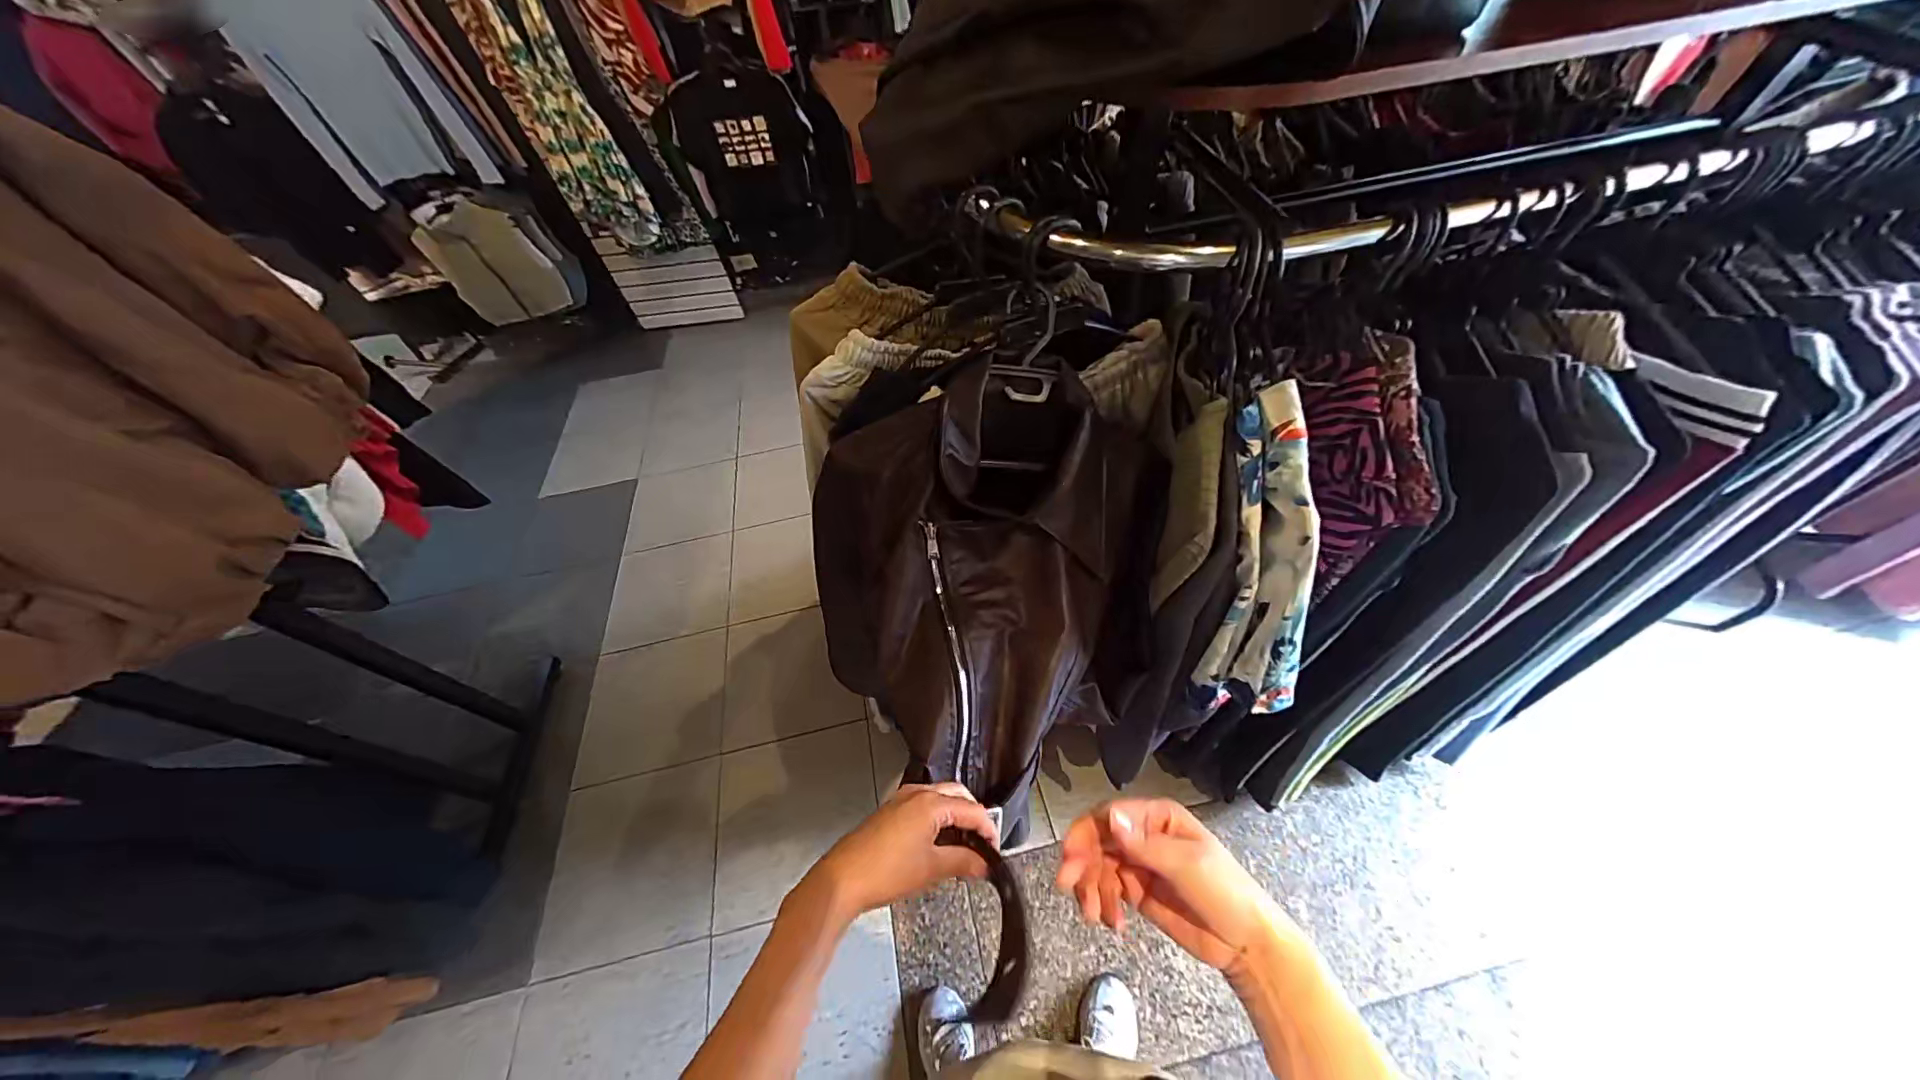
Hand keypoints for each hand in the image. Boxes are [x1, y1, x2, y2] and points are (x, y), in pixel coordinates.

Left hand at [801, 783, 999, 920]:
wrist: (842, 880)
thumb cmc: (882, 871)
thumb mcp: (932, 869)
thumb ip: (964, 862)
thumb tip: (984, 864)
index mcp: (930, 802)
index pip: (973, 809)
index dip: (988, 830)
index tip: (995, 851)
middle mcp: (916, 794)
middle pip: (958, 796)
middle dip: (974, 818)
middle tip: (983, 845)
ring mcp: (901, 800)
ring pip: (940, 799)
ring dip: (956, 818)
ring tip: (963, 848)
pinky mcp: (890, 812)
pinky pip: (923, 807)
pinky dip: (938, 820)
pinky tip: (939, 844)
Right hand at [1056, 799, 1299, 982]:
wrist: (1246, 944)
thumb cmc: (1225, 893)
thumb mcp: (1186, 865)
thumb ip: (1145, 844)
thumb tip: (1111, 817)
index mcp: (1158, 818)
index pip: (1110, 816)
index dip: (1086, 833)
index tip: (1071, 857)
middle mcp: (1144, 836)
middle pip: (1098, 840)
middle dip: (1082, 864)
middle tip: (1069, 886)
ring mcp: (1140, 864)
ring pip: (1098, 867)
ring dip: (1090, 889)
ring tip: (1096, 916)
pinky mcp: (1138, 890)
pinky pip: (1108, 890)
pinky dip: (1104, 905)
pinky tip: (1114, 922)